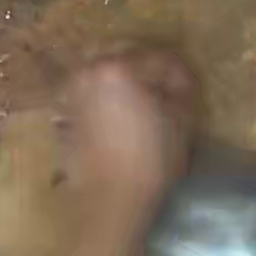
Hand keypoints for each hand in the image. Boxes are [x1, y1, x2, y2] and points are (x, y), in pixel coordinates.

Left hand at [59, 51, 197, 227]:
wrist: (110, 198)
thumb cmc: (150, 161)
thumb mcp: (180, 123)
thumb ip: (180, 92)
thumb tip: (177, 84)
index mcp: (118, 68)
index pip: (158, 59)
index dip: (179, 74)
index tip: (190, 91)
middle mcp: (89, 74)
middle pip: (123, 56)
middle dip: (146, 68)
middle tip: (164, 87)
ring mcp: (73, 93)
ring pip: (99, 70)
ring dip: (120, 78)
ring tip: (139, 97)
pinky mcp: (65, 114)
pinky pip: (85, 92)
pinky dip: (101, 94)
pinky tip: (115, 110)